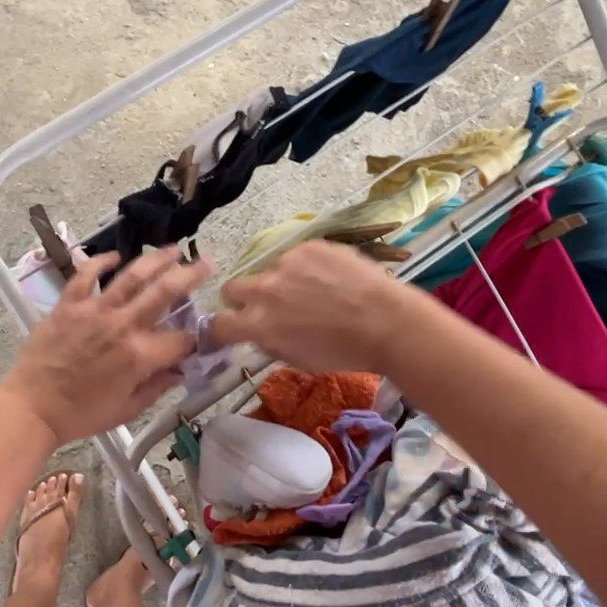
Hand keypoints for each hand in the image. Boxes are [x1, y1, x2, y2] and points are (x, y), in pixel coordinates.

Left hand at [0, 249, 213, 446]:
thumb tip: (181, 370)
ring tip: (173, 249)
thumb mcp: (128, 409)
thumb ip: (158, 386)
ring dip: (156, 260)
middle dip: (190, 275)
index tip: (202, 332)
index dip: (196, 336)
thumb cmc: (81, 414)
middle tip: (206, 262)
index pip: (181, 339)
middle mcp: (122, 326)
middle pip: (164, 292)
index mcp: (140, 356)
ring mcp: (94, 311)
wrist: (33, 408)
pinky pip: (86, 275)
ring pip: (131, 276)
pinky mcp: (69, 305)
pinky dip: (102, 261)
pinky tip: (116, 256)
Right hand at [210, 241, 421, 374]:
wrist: (388, 322)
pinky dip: (306, 267)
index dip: (221, 329)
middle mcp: (265, 291)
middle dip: (240, 298)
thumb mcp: (300, 360)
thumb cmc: (346, 352)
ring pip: (269, 271)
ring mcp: (286, 264)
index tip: (230, 330)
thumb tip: (261, 333)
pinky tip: (331, 278)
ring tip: (314, 291)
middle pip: (231, 288)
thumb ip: (271, 344)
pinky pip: (295, 256)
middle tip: (266, 305)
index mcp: (260, 325)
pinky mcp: (308, 246)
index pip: (218, 325)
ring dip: (280, 281)